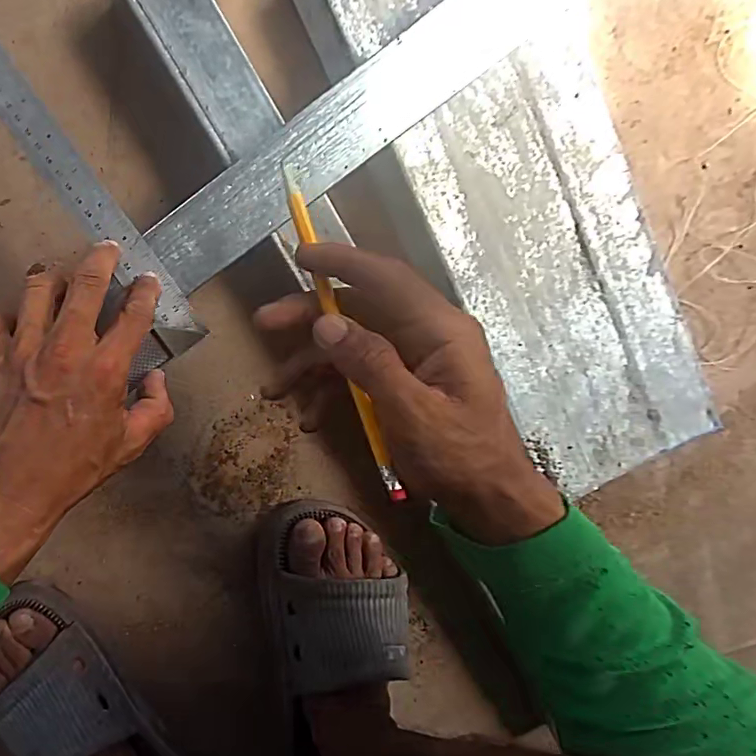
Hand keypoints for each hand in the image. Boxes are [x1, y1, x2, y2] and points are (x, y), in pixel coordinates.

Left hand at [0, 241, 176, 581]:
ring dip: (53, 278)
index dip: (145, 292)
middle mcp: (65, 349)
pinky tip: (15, 326)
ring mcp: (23, 349)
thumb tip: (156, 380)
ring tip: (59, 278)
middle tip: (106, 249)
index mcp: (105, 370)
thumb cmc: (72, 470)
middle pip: (86, 283)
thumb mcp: (128, 447)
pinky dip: (7, 317)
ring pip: (37, 288)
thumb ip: (155, 409)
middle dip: (101, 259)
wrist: (10, 490)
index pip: (133, 314)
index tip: (147, 281)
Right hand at [254, 243, 563, 544]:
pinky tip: (311, 416)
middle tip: (265, 322)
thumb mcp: (412, 413)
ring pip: (352, 343)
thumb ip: (371, 364)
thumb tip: (325, 324)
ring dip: (311, 364)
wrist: (490, 501)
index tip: (302, 254)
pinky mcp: (403, 385)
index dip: (342, 261)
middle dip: (310, 318)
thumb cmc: (460, 458)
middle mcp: (426, 336)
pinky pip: (358, 373)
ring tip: (276, 390)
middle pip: (360, 309)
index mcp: (440, 331)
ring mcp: (414, 361)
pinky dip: (330, 390)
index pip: (386, 279)